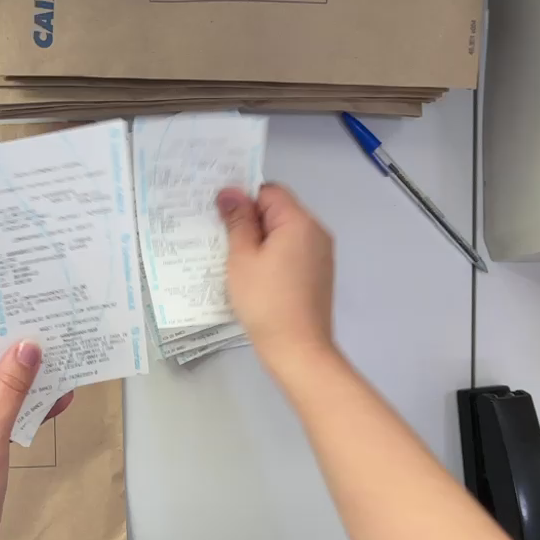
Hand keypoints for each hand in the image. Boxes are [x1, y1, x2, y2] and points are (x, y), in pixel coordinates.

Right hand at [218, 183, 336, 371]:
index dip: (243, 198)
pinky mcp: (317, 274)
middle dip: (250, 220)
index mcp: (299, 222)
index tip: (220, 217)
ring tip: (233, 260)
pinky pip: (291, 253)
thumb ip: (238, 221)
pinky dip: (271, 257)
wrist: (297, 348)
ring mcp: (320, 254)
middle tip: (219, 238)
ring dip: (259, 241)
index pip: (269, 191)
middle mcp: (316, 232)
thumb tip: (231, 192)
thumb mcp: (242, 258)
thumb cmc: (264, 301)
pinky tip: (253, 277)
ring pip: (283, 234)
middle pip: (278, 211)